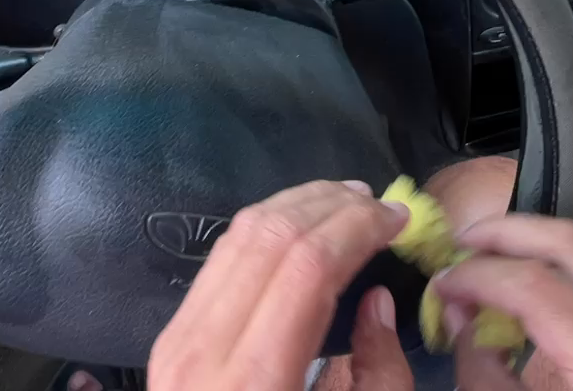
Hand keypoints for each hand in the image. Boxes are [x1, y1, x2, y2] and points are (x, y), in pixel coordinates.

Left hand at [149, 180, 413, 390]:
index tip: (400, 218)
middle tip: (380, 203)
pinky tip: (301, 221)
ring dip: (301, 202)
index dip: (359, 226)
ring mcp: (179, 336)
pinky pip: (223, 252)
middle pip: (274, 235)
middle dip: (335, 204)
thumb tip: (376, 300)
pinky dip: (269, 223)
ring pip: (243, 230)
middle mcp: (206, 347)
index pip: (307, 264)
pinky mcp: (172, 334)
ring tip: (348, 200)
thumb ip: (379, 375)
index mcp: (255, 381)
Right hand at [432, 215, 572, 390]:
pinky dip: (556, 272)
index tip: (440, 280)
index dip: (478, 275)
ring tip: (483, 258)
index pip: (536, 286)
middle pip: (568, 244)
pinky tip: (521, 282)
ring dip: (530, 246)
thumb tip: (456, 306)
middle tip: (459, 243)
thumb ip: (481, 368)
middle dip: (505, 234)